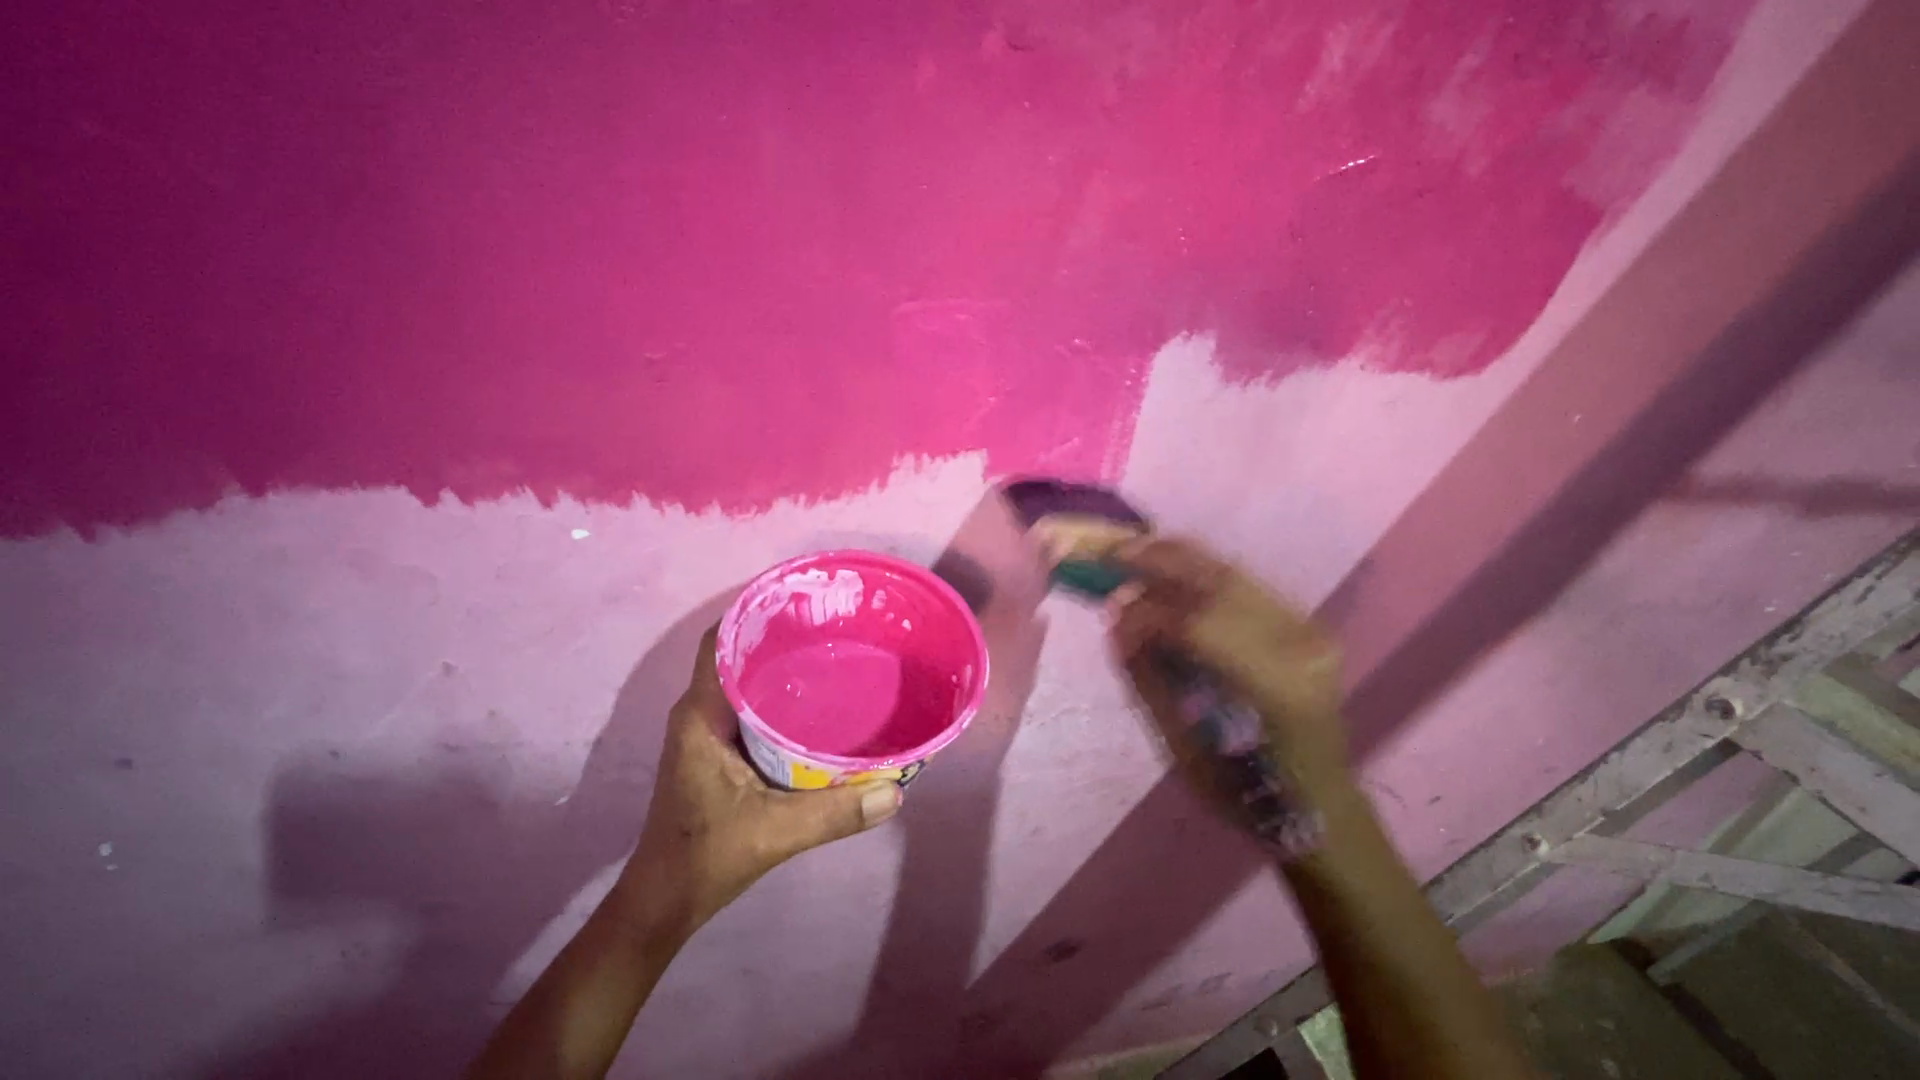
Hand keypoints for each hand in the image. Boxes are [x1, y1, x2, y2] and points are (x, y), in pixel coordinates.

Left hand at [614, 626, 901, 938]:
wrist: (665, 902)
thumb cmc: (706, 857)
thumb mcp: (775, 834)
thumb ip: (835, 813)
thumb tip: (898, 789)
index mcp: (701, 716)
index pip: (722, 640)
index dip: (757, 612)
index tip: (806, 602)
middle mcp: (699, 714)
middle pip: (739, 654)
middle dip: (782, 636)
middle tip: (837, 629)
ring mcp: (707, 733)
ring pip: (746, 681)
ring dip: (782, 667)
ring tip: (835, 656)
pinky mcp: (718, 752)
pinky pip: (751, 706)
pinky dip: (781, 697)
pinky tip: (820, 706)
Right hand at [1104, 537, 1352, 821]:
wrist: (1319, 802)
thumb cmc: (1247, 794)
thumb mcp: (1185, 750)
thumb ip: (1149, 682)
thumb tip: (1114, 625)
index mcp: (1279, 689)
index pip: (1201, 626)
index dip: (1148, 612)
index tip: (1107, 610)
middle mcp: (1301, 646)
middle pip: (1221, 582)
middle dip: (1160, 561)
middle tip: (1110, 554)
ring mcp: (1309, 629)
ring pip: (1232, 573)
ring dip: (1178, 558)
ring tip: (1132, 554)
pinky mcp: (1305, 623)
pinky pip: (1243, 584)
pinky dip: (1199, 572)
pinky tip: (1168, 571)